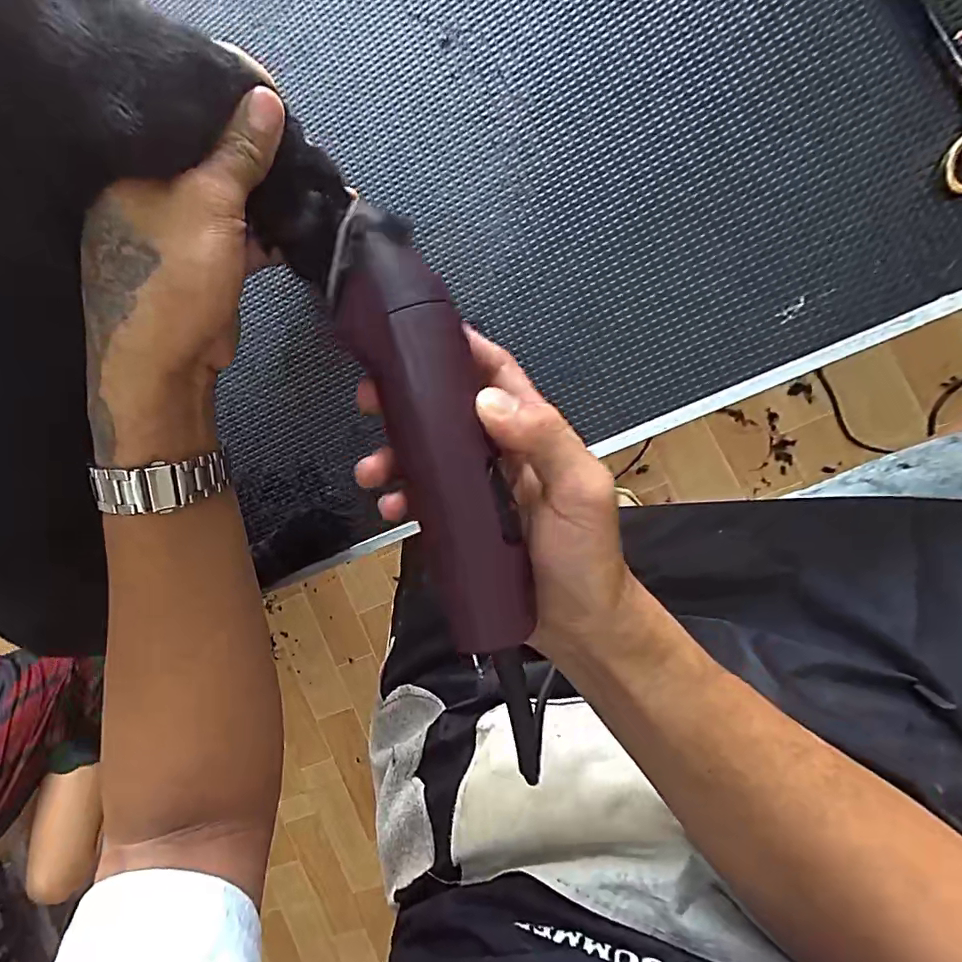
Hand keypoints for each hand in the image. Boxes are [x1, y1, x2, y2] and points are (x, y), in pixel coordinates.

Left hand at [80, 86, 285, 465]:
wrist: (168, 370)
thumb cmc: (173, 280)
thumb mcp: (209, 206)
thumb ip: (239, 153)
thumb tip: (266, 98)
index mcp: (129, 171)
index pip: (179, 119)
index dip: (223, 105)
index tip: (270, 97)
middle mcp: (148, 197)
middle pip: (206, 160)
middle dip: (252, 152)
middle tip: (296, 136)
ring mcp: (178, 234)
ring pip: (227, 199)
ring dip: (265, 195)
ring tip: (305, 176)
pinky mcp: (205, 266)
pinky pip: (239, 235)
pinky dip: (266, 231)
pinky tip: (297, 220)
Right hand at [353, 326, 639, 659]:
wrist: (577, 625)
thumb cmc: (589, 558)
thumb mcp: (580, 490)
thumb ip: (544, 439)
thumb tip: (488, 403)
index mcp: (535, 436)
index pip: (499, 378)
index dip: (466, 351)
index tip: (427, 335)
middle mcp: (503, 456)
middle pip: (448, 415)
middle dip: (409, 403)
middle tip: (373, 399)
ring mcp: (479, 491)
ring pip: (427, 458)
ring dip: (394, 456)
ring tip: (372, 469)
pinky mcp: (462, 523)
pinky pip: (424, 501)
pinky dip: (402, 499)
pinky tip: (392, 507)